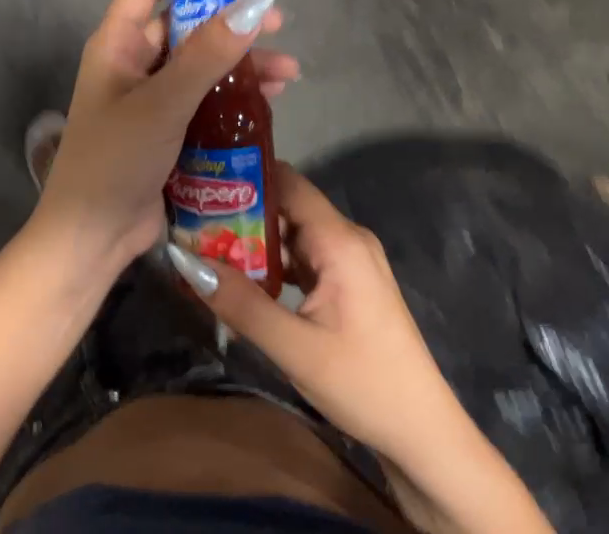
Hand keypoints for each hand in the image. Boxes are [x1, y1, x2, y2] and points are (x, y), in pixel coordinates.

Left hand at [31, 0, 291, 270]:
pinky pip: (204, 102)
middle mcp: (131, 65)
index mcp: (116, 45)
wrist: (92, 235)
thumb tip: (253, 4)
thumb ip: (207, 55)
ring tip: (288, 74)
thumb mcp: (163, 103)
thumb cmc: (116, 159)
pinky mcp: (166, 132)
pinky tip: (271, 101)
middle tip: (279, 25)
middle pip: (184, 28)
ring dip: (240, 65)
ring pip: (200, 67)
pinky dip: (234, 98)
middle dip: (230, 25)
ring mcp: (149, 100)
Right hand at [174, 167, 470, 465]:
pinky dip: (267, 264)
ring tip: (198, 244)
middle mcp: (346, 240)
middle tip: (186, 216)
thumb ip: (240, 302)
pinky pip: (299, 259)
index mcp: (339, 242)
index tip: (198, 176)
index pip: (286, 181)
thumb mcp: (294, 348)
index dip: (242, 173)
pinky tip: (234, 279)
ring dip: (247, 240)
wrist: (424, 436)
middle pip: (283, 205)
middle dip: (235, 209)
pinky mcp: (346, 285)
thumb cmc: (365, 384)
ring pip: (288, 234)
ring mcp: (348, 263)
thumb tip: (184, 259)